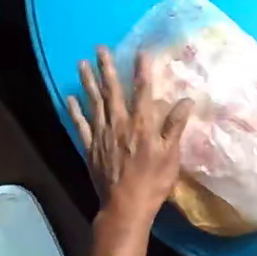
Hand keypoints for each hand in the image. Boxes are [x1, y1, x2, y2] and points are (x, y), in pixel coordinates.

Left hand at [66, 47, 193, 224]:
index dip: (141, 70)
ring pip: (94, 103)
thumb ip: (175, 126)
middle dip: (107, 68)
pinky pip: (81, 125)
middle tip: (100, 48)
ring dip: (88, 82)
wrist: (125, 206)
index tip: (140, 52)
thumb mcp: (171, 155)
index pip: (142, 91)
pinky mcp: (91, 148)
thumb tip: (186, 100)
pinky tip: (70, 98)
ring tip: (81, 64)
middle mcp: (119, 124)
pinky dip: (75, 111)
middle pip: (112, 91)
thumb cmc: (153, 182)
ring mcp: (102, 135)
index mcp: (141, 124)